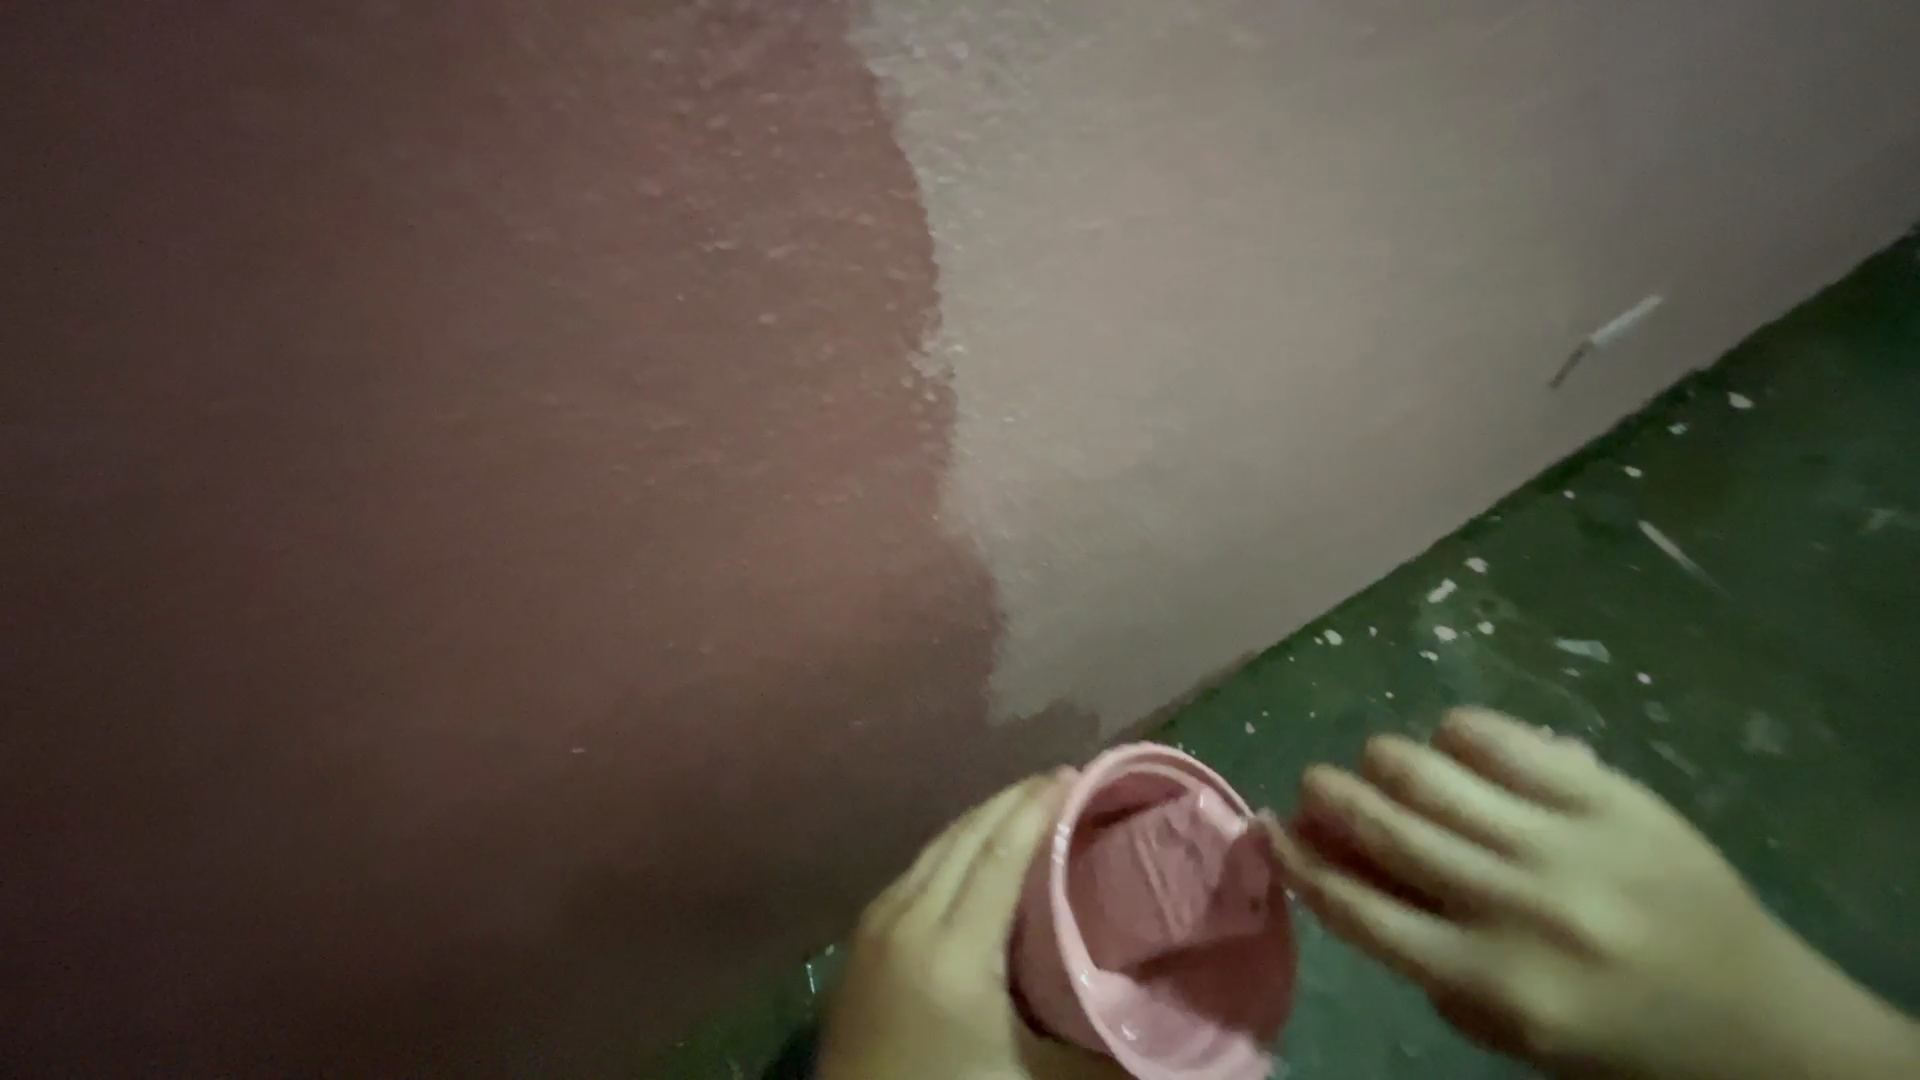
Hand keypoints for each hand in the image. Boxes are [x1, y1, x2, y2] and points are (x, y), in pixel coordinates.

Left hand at [817, 772, 1129, 1079]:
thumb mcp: (1032, 1079)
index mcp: (952, 950)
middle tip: (1059, 778)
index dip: (1036, 808)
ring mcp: (878, 919)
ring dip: (984, 816)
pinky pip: (919, 864)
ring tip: (1027, 801)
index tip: (1071, 774)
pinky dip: (957, 842)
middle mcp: (908, 916)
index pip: (999, 853)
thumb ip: (1095, 1044)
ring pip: (938, 843)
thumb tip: (1152, 1010)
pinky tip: (977, 846)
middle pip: (966, 835)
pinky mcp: (865, 930)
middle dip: (1014, 799)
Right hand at [1267, 707, 1917, 1079]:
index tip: (1270, 826)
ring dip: (1380, 763)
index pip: (1351, 902)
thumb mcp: (1494, 1016)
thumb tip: (1325, 850)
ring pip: (1416, 764)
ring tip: (1390, 774)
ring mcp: (1564, 841)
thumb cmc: (1605, 1033)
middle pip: (1375, 820)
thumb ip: (1405, 941)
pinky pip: (1487, 733)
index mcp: (1489, 981)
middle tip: (1317, 787)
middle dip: (1322, 792)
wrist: (1769, 1032)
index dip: (1295, 855)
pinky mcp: (1606, 793)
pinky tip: (1462, 758)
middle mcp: (1517, 907)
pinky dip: (1452, 736)